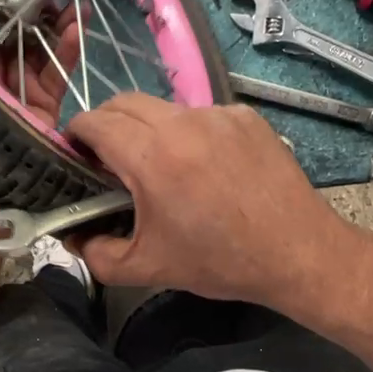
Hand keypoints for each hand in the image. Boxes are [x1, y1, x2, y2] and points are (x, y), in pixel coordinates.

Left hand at [0, 0, 82, 130]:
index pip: (2, 23)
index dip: (17, 2)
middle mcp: (4, 68)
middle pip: (30, 34)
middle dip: (46, 12)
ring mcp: (27, 85)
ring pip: (49, 49)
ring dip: (63, 26)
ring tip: (77, 3)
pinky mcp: (48, 101)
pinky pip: (60, 72)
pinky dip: (69, 50)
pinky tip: (76, 28)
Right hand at [64, 94, 355, 306]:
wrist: (297, 252)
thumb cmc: (221, 262)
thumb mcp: (149, 268)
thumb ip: (97, 255)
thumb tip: (74, 238)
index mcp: (152, 156)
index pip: (95, 121)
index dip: (76, 135)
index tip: (75, 155)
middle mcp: (183, 122)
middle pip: (125, 103)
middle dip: (108, 125)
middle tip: (108, 159)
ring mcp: (218, 114)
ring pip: (165, 108)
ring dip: (150, 129)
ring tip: (161, 167)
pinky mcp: (245, 117)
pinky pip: (202, 115)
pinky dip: (190, 134)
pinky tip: (205, 169)